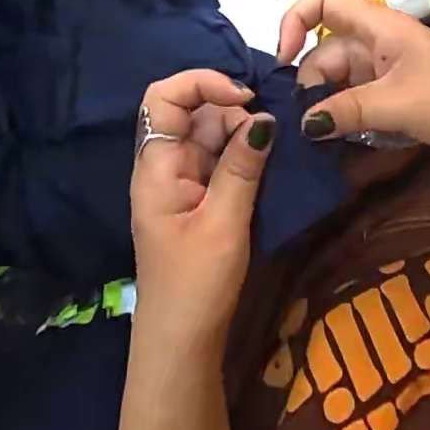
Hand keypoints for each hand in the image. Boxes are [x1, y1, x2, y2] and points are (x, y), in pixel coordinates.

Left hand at [128, 70, 275, 347]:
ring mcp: (181, 181)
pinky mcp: (198, 198)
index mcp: (156, 165)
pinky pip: (219, 160)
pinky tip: (266, 164)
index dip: (201, 83)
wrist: (181, 347)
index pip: (165, 97)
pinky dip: (242, 156)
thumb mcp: (224, 222)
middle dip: (232, 113)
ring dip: (242, 135)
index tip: (245, 98)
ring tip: (273, 153)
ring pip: (211, 135)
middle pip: (194, 113)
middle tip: (269, 136)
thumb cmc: (196, 285)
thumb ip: (243, 166)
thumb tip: (263, 117)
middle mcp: (165, 165)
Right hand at [276, 0, 429, 163]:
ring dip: (326, 103)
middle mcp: (376, 41)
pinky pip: (353, 96)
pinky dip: (342, 113)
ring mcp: (383, 67)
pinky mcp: (392, 92)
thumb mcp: (398, 104)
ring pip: (337, 76)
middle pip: (325, 48)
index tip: (284, 58)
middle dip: (312, 80)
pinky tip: (340, 136)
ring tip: (324, 134)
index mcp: (379, 25)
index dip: (294, 20)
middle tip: (309, 121)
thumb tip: (304, 124)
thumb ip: (347, 111)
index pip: (323, 0)